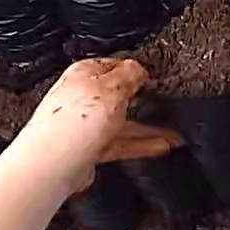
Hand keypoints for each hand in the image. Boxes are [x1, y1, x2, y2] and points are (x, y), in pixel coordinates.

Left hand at [8, 58, 182, 192]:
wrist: (55, 162)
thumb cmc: (74, 121)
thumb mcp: (113, 87)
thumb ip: (130, 75)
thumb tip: (139, 68)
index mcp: (83, 74)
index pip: (112, 66)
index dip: (134, 71)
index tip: (151, 77)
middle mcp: (82, 98)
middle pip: (119, 97)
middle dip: (144, 103)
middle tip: (166, 106)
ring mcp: (86, 125)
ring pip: (123, 123)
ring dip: (149, 129)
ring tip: (174, 134)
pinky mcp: (90, 149)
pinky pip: (121, 144)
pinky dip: (141, 145)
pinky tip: (160, 146)